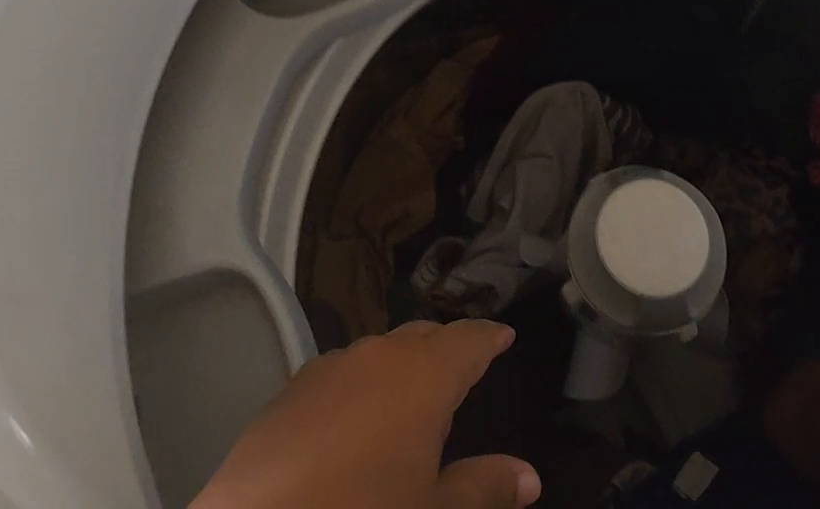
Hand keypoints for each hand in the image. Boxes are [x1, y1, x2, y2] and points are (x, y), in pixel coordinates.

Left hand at [191, 319, 542, 508]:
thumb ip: (483, 486)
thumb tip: (528, 475)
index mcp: (423, 376)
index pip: (468, 339)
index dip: (490, 336)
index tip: (504, 334)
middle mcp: (378, 356)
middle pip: (423, 336)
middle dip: (447, 346)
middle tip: (465, 364)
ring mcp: (329, 368)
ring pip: (379, 352)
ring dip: (401, 365)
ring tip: (411, 393)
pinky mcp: (291, 390)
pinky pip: (341, 373)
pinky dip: (361, 385)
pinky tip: (356, 418)